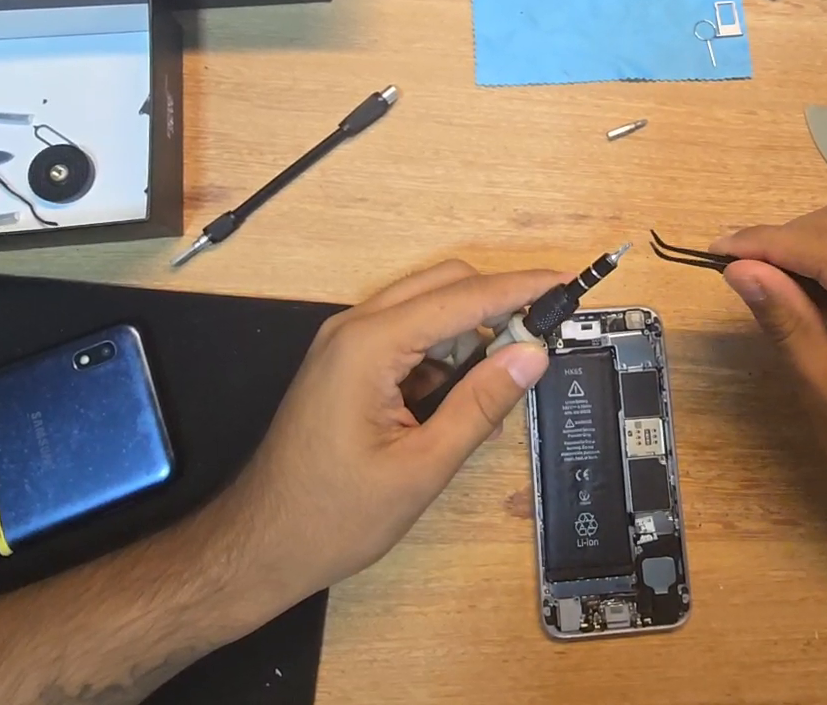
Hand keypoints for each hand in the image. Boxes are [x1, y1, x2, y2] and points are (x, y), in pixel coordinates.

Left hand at [196, 261, 562, 609]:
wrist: (259, 544)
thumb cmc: (334, 516)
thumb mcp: (421, 468)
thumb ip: (480, 405)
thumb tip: (533, 354)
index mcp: (369, 344)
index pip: (462, 297)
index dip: (520, 287)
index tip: (567, 283)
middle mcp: (355, 326)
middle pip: (444, 285)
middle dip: (497, 303)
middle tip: (541, 339)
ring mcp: (347, 341)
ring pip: (428, 307)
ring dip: (470, 334)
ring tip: (497, 388)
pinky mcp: (347, 360)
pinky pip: (409, 334)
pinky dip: (443, 354)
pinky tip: (455, 401)